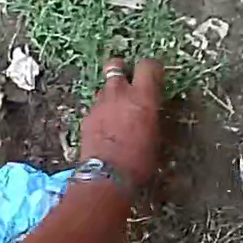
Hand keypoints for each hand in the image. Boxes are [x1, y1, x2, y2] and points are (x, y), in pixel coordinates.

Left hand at [78, 57, 163, 188]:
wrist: (106, 177)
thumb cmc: (139, 162)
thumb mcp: (155, 138)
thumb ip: (151, 116)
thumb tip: (149, 113)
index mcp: (142, 97)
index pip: (148, 65)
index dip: (152, 68)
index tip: (155, 75)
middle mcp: (119, 94)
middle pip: (116, 65)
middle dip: (121, 69)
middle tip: (128, 81)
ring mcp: (99, 104)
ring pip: (104, 88)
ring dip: (111, 94)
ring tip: (116, 111)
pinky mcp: (86, 117)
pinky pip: (95, 107)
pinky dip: (101, 112)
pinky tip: (105, 129)